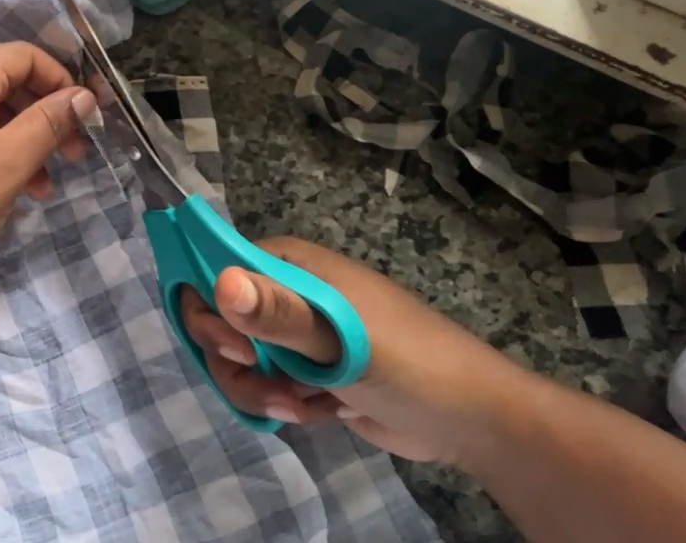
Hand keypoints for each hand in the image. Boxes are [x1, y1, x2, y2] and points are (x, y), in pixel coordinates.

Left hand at [0, 43, 96, 291]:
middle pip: (6, 82)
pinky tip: (12, 190)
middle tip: (75, 155)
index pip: (22, 55)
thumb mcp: (7, 165)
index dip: (60, 80)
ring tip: (44, 187)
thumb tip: (82, 95)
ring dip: (24, 140)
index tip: (85, 118)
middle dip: (45, 115)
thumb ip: (47, 124)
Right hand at [178, 237, 534, 466]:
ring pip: (238, 357)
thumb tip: (220, 283)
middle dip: (234, 361)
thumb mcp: (341, 338)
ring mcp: (296, 332)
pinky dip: (279, 402)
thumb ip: (278, 313)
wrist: (477, 422)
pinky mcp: (307, 370)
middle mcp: (284, 291)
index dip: (208, 308)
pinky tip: (314, 413)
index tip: (236, 349)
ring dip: (257, 390)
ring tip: (295, 410)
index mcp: (288, 263)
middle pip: (219, 319)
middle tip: (266, 388)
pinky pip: (265, 383)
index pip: (214, 270)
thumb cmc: (409, 363)